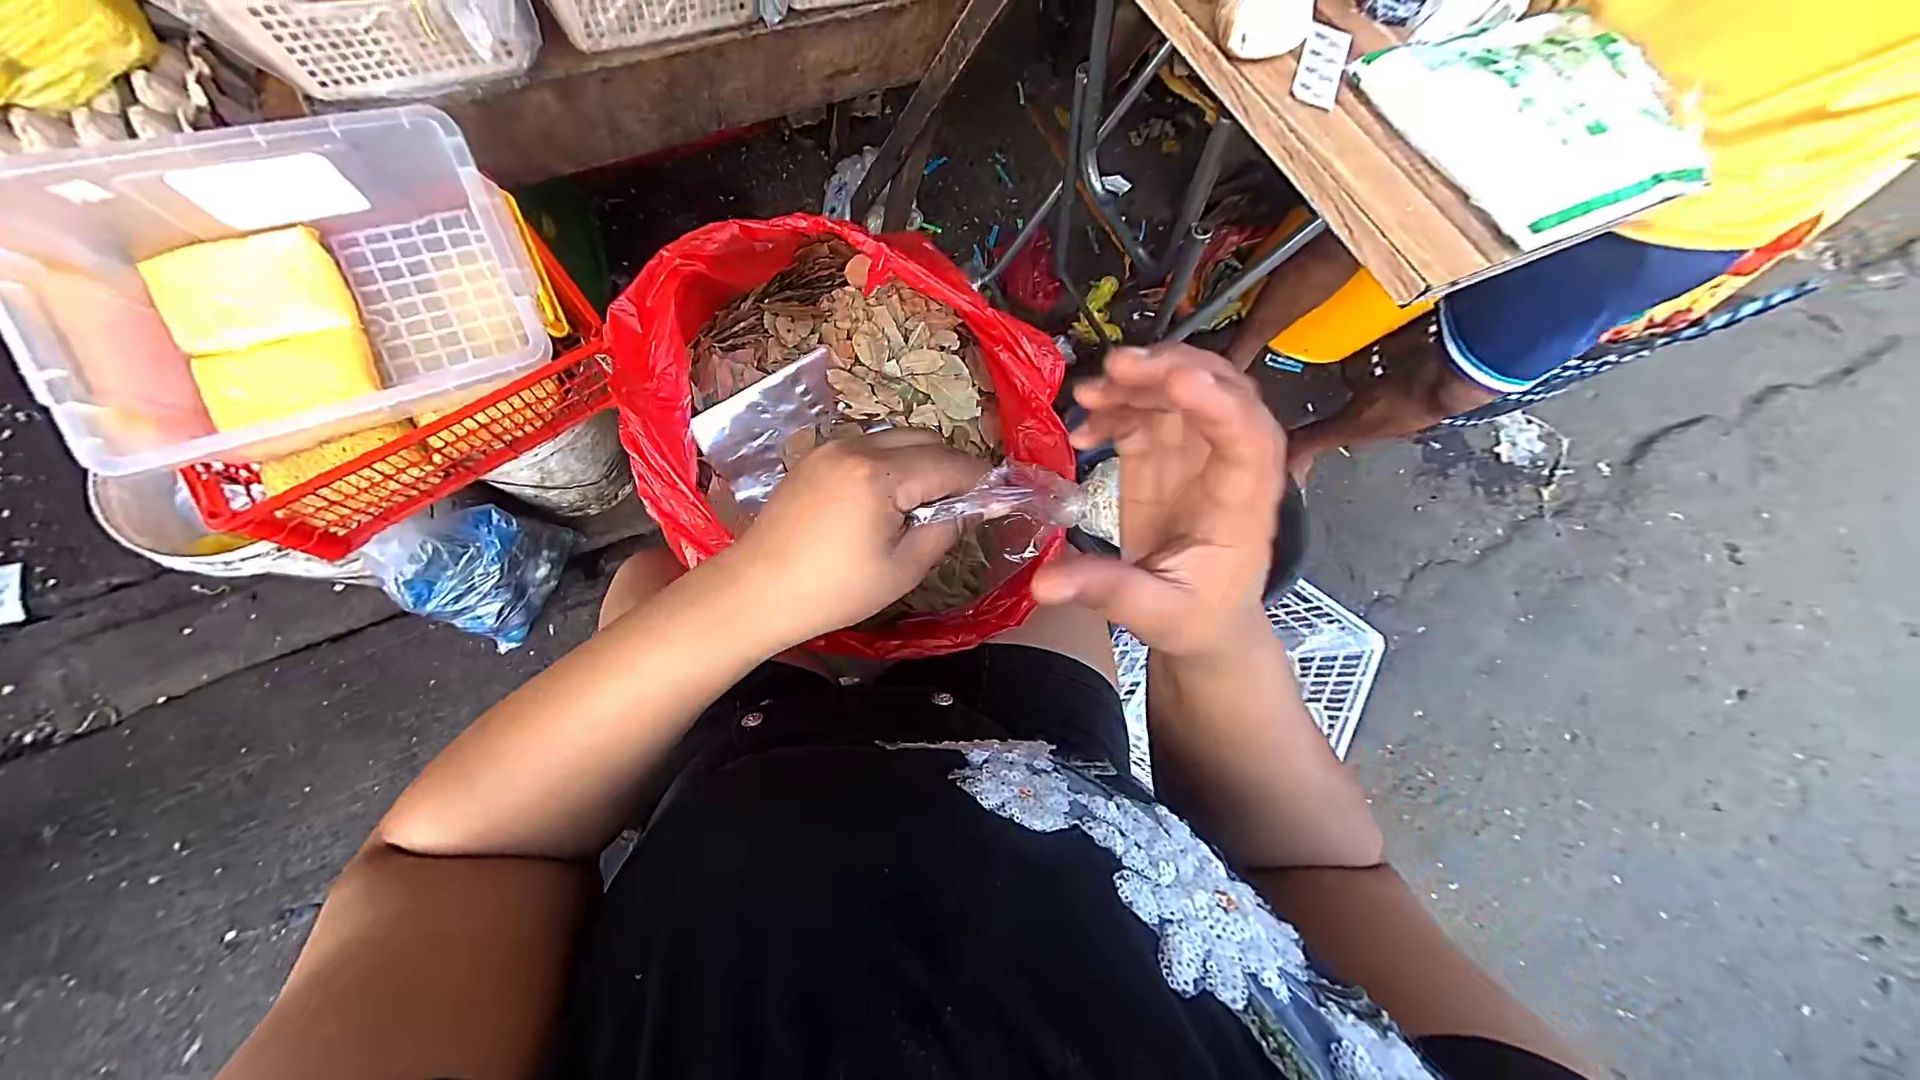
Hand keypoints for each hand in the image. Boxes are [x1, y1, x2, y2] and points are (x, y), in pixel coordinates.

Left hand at [723, 428, 987, 644]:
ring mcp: (831, 448)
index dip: (979, 480)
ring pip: (896, 439)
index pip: (949, 463)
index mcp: (880, 475)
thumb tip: (974, 507)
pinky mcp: (815, 458)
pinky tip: (887, 500)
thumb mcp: (903, 570)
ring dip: (921, 462)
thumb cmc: (833, 591)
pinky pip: (869, 448)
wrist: (755, 592)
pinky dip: (891, 463)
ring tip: (923, 504)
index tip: (996, 498)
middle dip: (951, 466)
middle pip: (925, 439)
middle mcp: (856, 447)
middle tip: (960, 505)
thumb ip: (945, 530)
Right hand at [1033, 345, 1285, 656]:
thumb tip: (1042, 583)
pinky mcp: (1163, 459)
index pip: (1250, 441)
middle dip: (1173, 370)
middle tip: (1119, 367)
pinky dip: (1114, 410)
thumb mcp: (1156, 614)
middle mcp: (1226, 468)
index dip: (1220, 405)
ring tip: (1089, 392)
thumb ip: (1106, 592)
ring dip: (1138, 381)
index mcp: (1242, 506)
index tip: (1177, 382)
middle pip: (1221, 394)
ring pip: (1181, 394)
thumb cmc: (1195, 618)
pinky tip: (1083, 428)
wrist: (1202, 620)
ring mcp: (1195, 458)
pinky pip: (1144, 417)